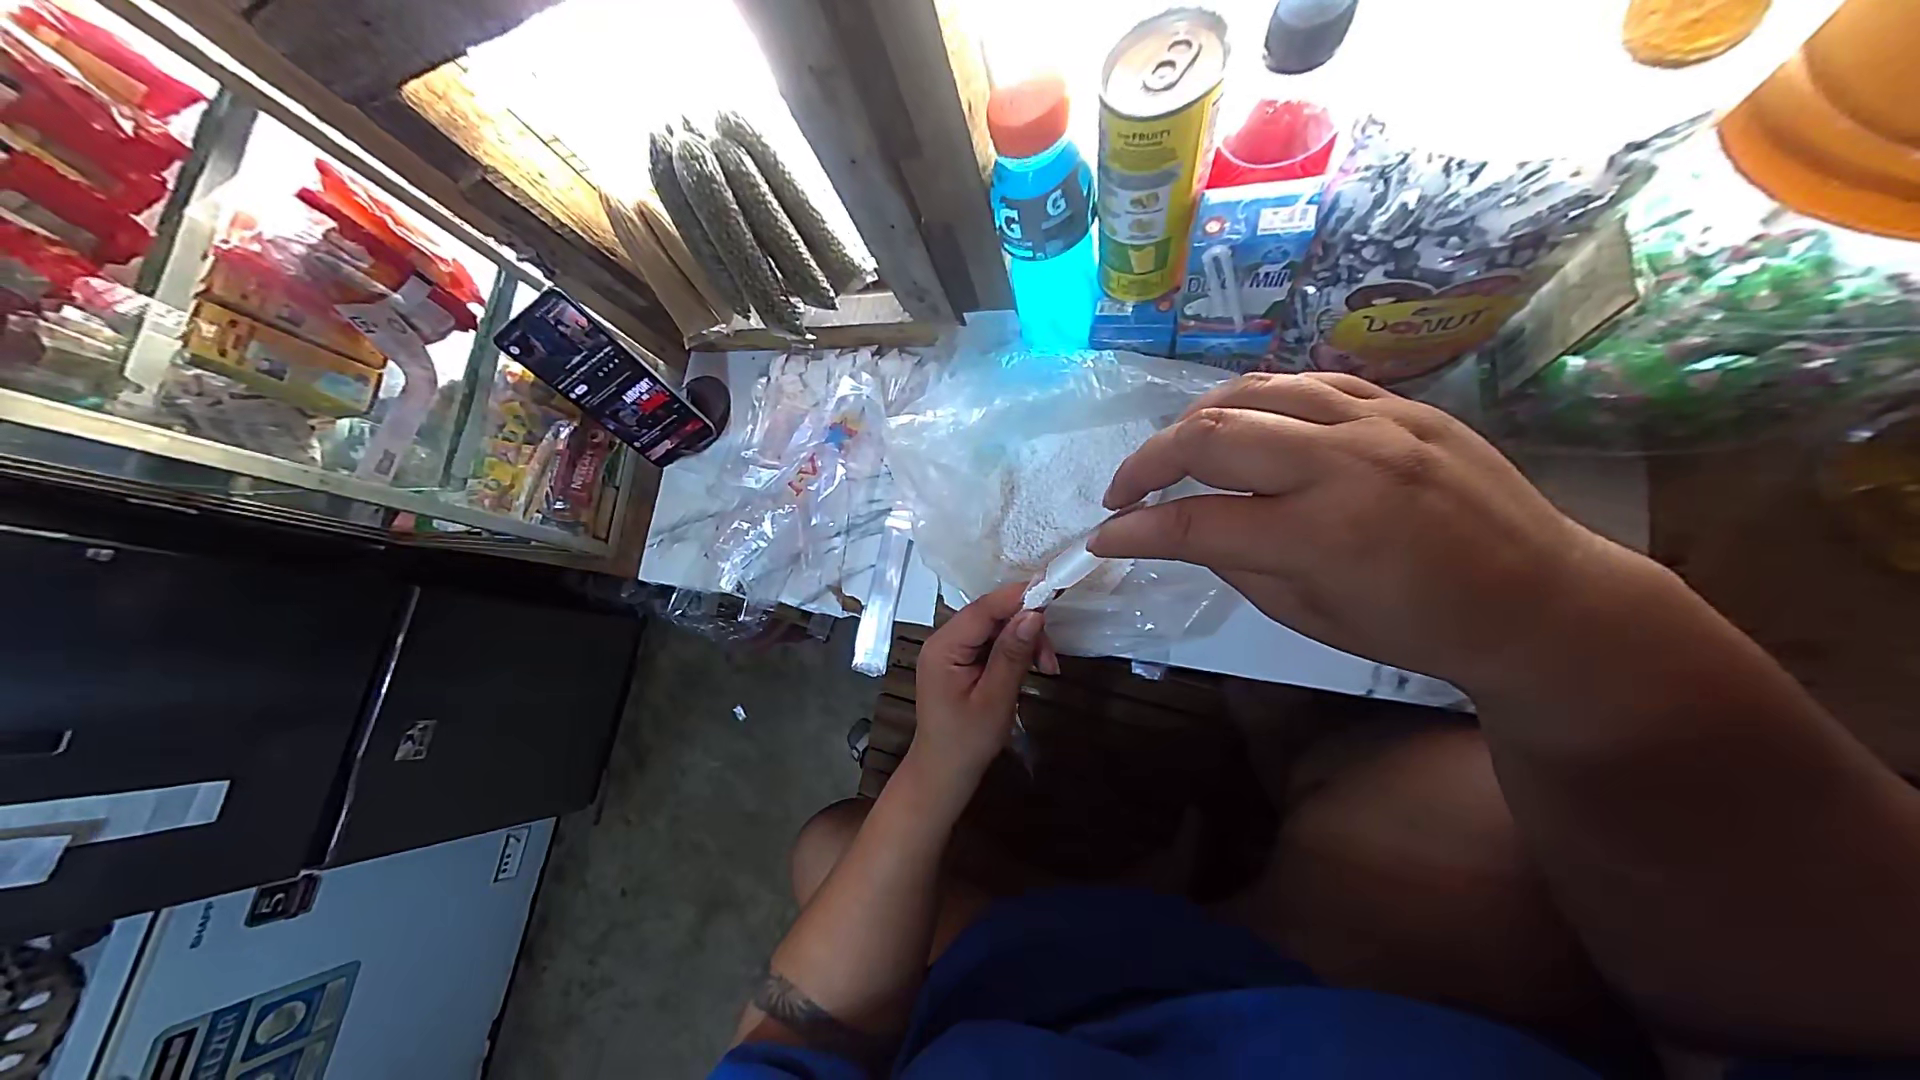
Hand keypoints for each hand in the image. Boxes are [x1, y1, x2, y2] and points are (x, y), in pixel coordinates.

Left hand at [909, 583, 1058, 801]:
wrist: (944, 772)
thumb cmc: (966, 741)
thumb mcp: (995, 698)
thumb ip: (1012, 654)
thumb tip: (1033, 614)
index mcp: (943, 648)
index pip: (981, 609)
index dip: (1016, 597)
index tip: (1051, 588)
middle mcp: (943, 641)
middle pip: (989, 615)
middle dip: (1025, 625)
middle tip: (1052, 652)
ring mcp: (951, 650)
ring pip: (995, 627)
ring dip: (1024, 640)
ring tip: (1047, 667)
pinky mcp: (961, 660)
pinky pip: (991, 642)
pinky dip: (1015, 650)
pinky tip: (1034, 667)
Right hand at [1089, 373, 1636, 693]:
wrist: (1540, 596)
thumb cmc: (1416, 627)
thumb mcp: (1309, 615)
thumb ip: (1235, 562)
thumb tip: (1182, 528)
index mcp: (1323, 536)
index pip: (1195, 522)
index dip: (1135, 531)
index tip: (1102, 539)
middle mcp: (1343, 463)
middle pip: (1209, 434)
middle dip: (1145, 462)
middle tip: (1122, 491)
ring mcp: (1375, 420)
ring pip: (1249, 391)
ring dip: (1191, 422)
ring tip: (1171, 453)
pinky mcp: (1397, 401)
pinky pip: (1302, 382)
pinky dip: (1252, 401)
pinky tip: (1238, 425)